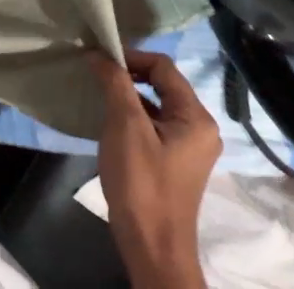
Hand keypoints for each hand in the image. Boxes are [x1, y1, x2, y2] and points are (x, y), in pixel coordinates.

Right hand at [91, 49, 220, 288]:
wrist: (151, 239)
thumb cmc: (140, 179)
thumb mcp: (125, 126)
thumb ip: (116, 83)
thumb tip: (99, 54)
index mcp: (196, 118)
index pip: (164, 68)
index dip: (130, 56)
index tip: (95, 58)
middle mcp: (200, 128)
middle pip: (163, 83)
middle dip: (128, 72)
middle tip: (93, 72)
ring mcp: (189, 145)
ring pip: (156, 103)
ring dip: (127, 93)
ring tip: (96, 92)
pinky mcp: (174, 158)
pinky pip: (154, 122)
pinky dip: (131, 112)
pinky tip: (108, 118)